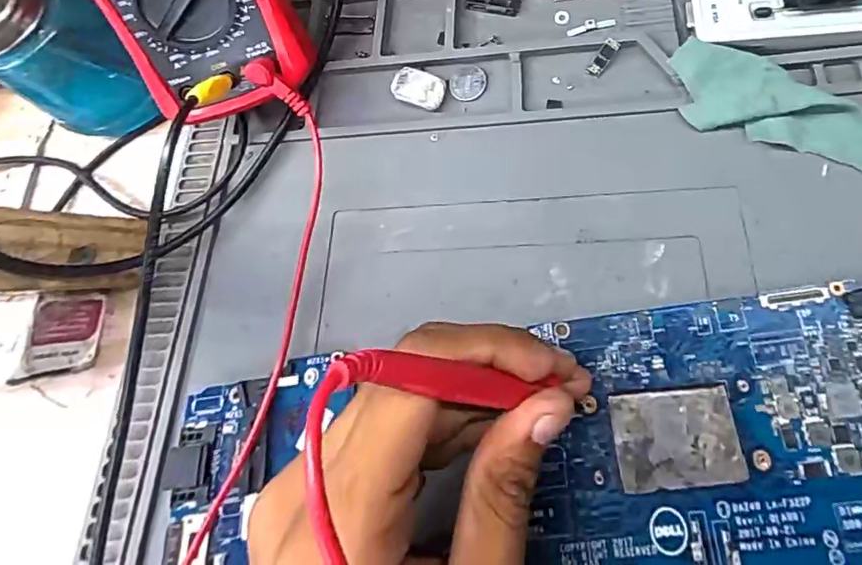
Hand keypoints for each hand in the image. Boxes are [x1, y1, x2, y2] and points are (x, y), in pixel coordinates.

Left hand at [247, 323, 592, 564]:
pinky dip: (445, 415)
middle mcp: (306, 477)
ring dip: (476, 385)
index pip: (415, 373)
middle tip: (558, 383)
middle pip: (409, 372)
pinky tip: (492, 427)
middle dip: (494, 366)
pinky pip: (388, 421)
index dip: (490, 353)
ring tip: (536, 403)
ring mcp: (303, 477)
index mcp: (337, 508)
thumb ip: (500, 497)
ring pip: (401, 387)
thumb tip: (548, 405)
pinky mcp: (313, 483)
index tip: (551, 370)